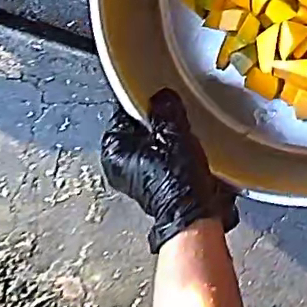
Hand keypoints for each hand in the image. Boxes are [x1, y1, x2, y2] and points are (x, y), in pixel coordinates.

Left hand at [102, 88, 239, 252]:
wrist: (192, 213)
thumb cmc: (176, 180)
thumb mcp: (173, 133)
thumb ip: (165, 109)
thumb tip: (162, 96)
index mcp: (114, 149)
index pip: (124, 110)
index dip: (145, 99)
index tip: (160, 93)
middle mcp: (119, 163)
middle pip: (138, 125)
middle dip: (157, 118)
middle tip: (175, 114)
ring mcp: (135, 174)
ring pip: (151, 139)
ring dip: (166, 133)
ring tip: (183, 130)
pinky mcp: (152, 180)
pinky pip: (160, 152)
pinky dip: (171, 147)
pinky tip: (186, 146)